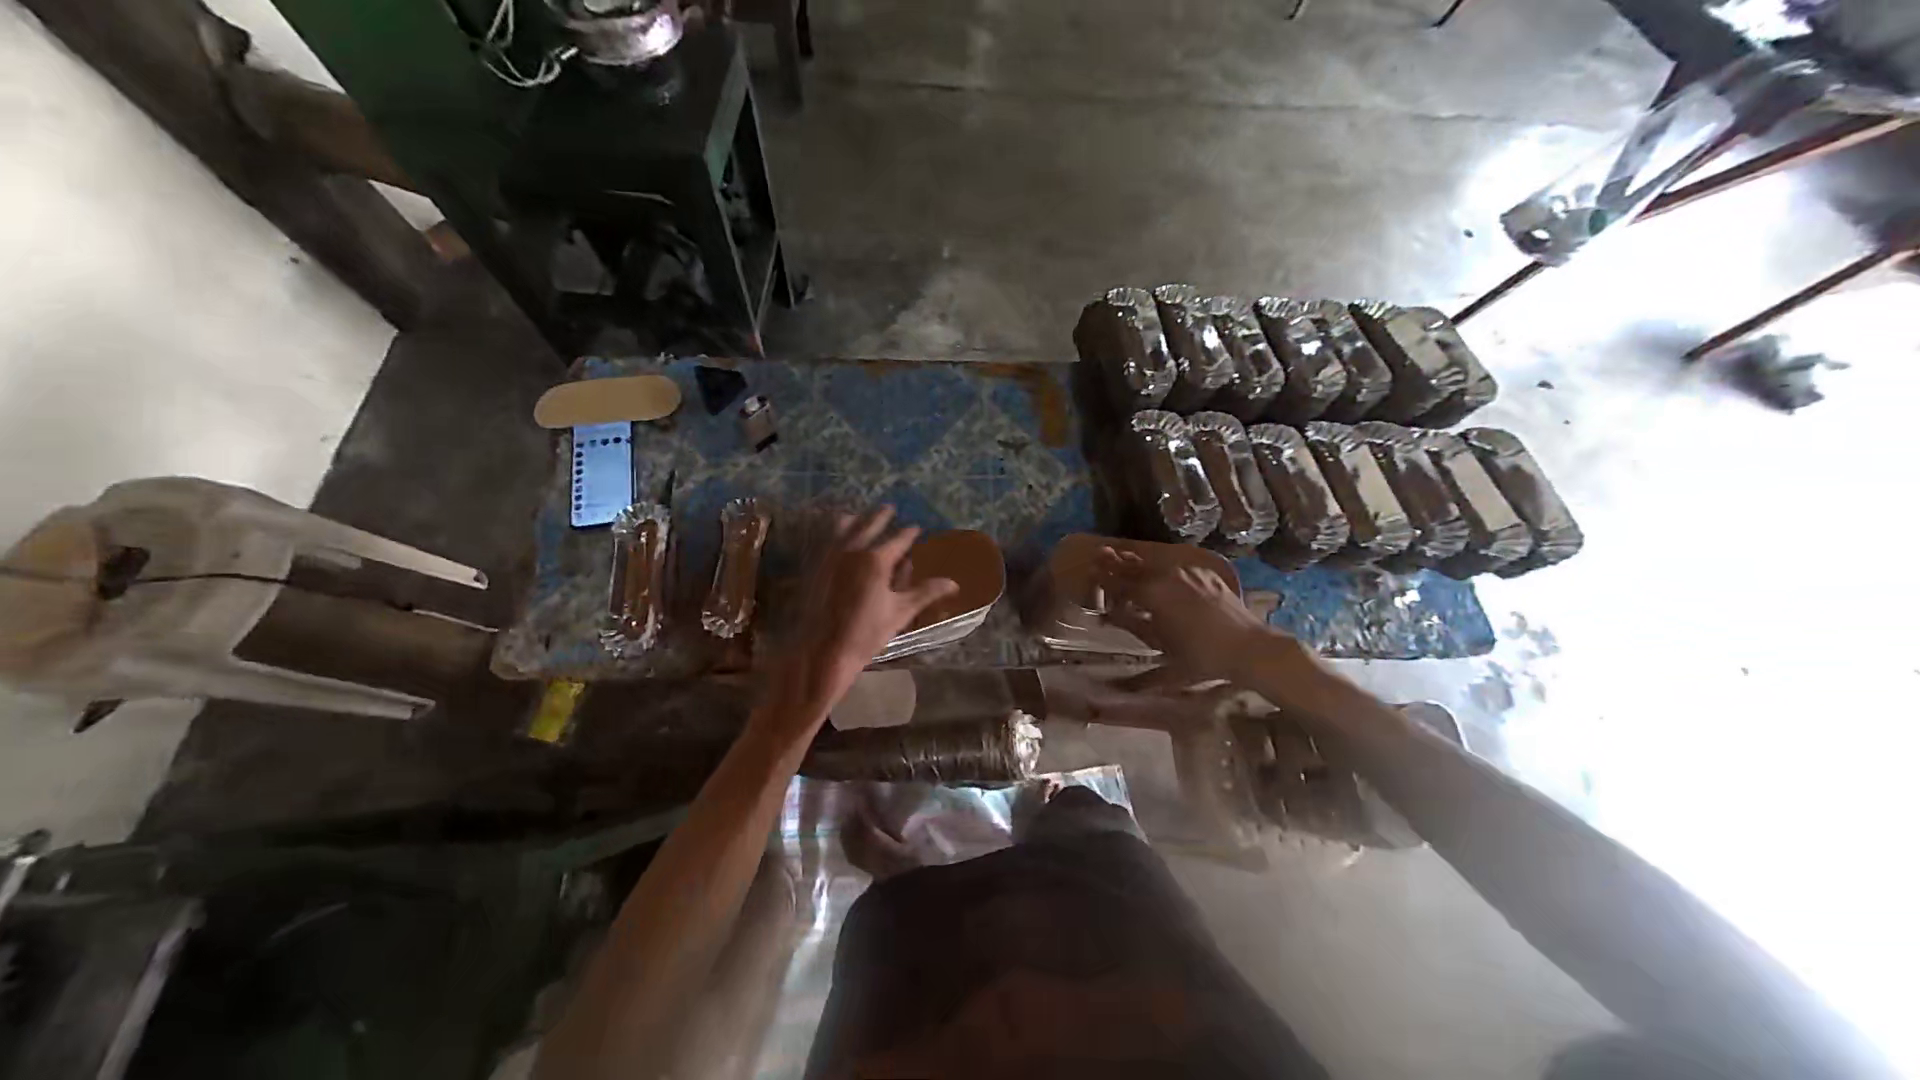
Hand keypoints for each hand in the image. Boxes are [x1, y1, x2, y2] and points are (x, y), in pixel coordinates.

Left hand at [767, 506, 958, 722]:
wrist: (822, 651)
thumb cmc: (865, 633)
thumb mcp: (900, 613)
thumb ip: (925, 593)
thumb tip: (954, 583)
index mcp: (876, 560)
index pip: (899, 539)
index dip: (910, 533)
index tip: (917, 527)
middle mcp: (851, 550)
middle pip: (869, 524)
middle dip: (881, 516)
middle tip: (889, 509)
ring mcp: (828, 556)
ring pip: (841, 526)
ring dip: (854, 519)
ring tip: (859, 516)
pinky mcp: (813, 565)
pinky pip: (824, 539)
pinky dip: (833, 531)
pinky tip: (834, 535)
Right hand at [1097, 548, 1301, 686]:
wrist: (1249, 648)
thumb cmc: (1202, 657)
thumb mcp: (1162, 649)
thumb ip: (1132, 629)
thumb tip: (1107, 617)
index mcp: (1153, 593)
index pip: (1121, 582)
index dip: (1104, 577)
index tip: (1090, 570)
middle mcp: (1168, 576)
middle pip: (1135, 566)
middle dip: (1116, 562)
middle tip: (1099, 554)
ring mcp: (1188, 572)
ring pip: (1156, 564)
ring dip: (1138, 563)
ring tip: (1124, 557)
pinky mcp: (1205, 574)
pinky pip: (1175, 567)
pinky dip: (1161, 569)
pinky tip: (1159, 573)